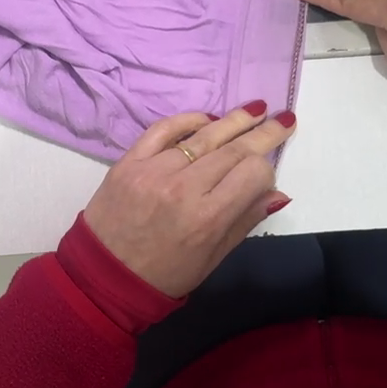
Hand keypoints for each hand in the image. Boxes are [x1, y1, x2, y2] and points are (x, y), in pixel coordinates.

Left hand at [83, 102, 295, 296]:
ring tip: (256, 109)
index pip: (252, 173)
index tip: (264, 176)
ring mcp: (153, 171)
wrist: (103, 277)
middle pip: (233, 149)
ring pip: (203, 136)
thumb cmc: (166, 275)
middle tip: (283, 119)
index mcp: (208, 218)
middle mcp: (183, 188)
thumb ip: (245, 220)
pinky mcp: (128, 162)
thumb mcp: (213, 258)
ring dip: (234, 120)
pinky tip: (208, 118)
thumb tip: (277, 192)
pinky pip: (163, 130)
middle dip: (263, 133)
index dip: (265, 170)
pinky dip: (188, 120)